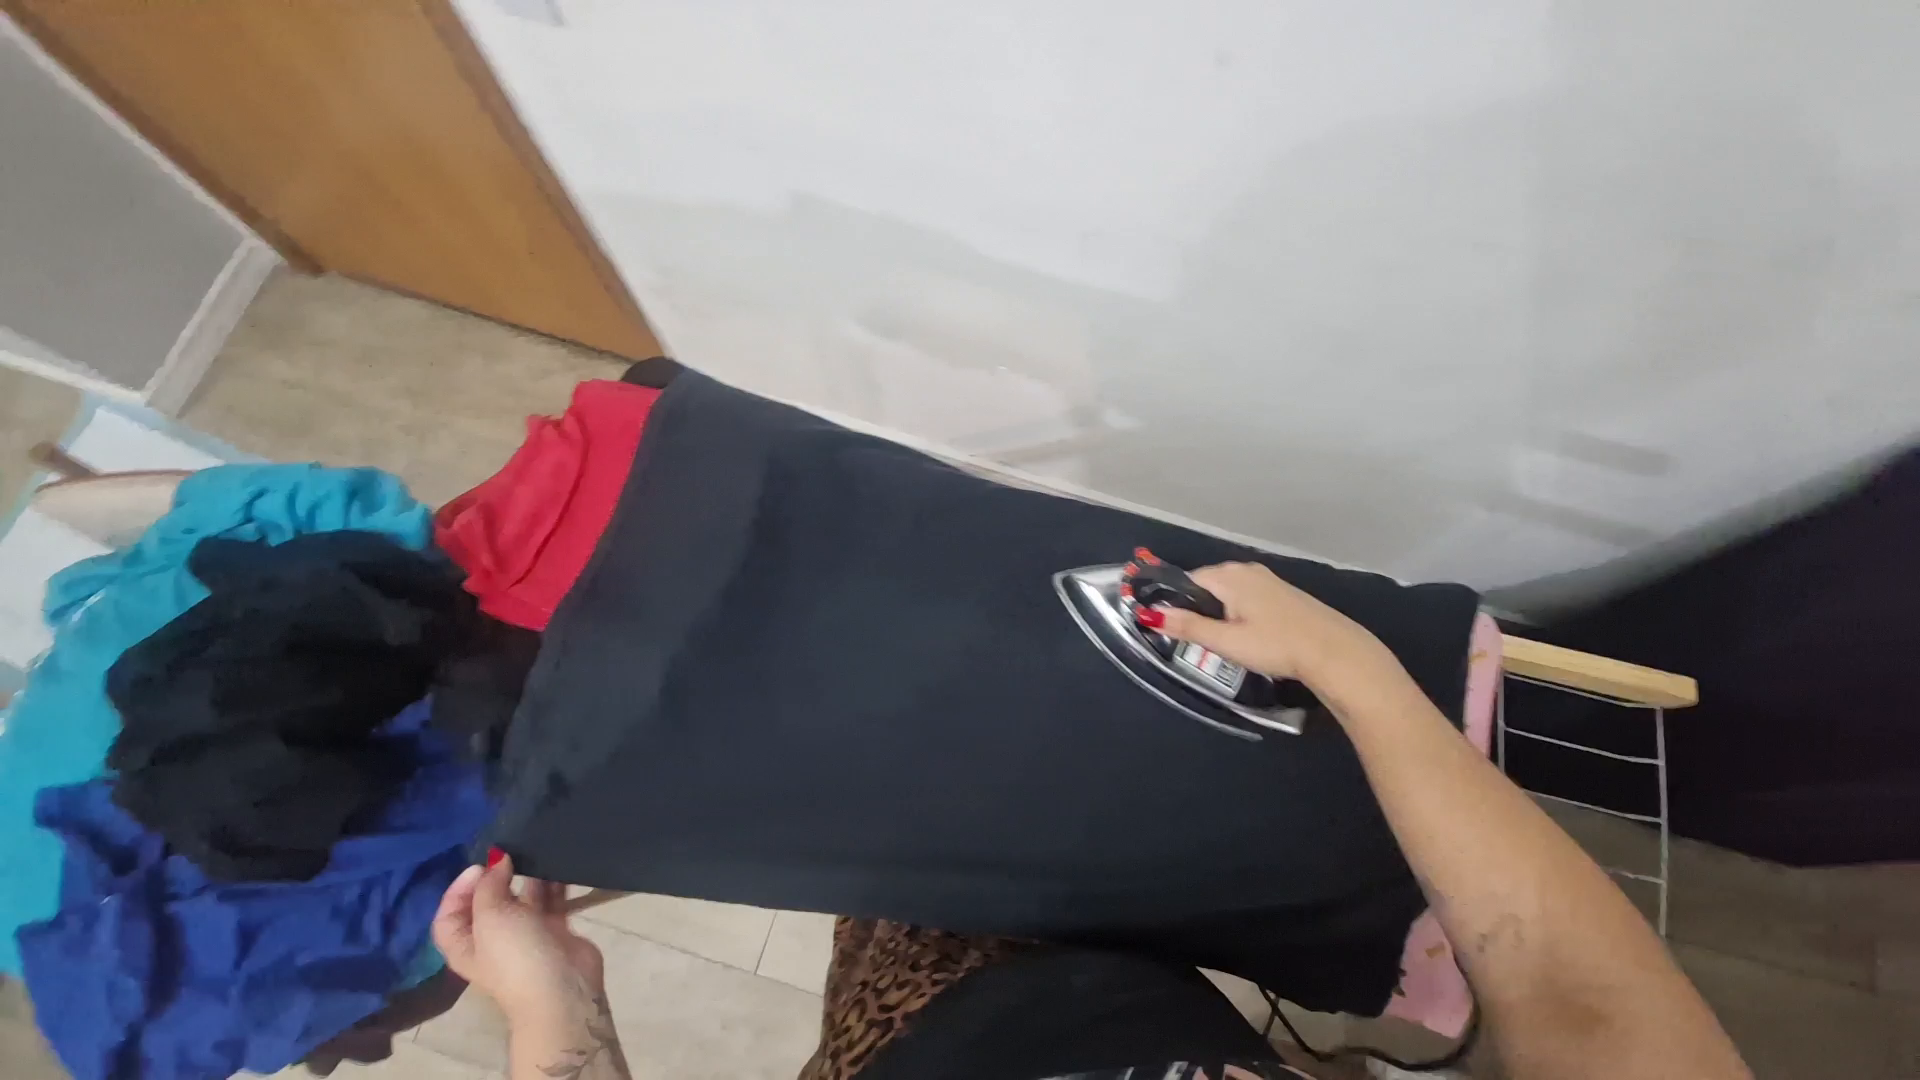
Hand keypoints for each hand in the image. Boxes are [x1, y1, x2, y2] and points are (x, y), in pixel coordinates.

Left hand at [431, 855, 604, 1032]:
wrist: (561, 987)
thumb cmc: (515, 955)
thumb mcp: (491, 918)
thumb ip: (489, 886)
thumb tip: (497, 860)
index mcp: (465, 944)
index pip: (449, 915)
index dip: (458, 890)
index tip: (480, 866)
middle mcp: (492, 939)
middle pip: (487, 904)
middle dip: (496, 879)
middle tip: (512, 855)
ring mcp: (525, 935)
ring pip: (522, 899)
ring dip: (528, 878)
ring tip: (537, 854)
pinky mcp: (554, 929)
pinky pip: (551, 901)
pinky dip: (554, 884)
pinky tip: (559, 866)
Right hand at [1151, 562, 1393, 688]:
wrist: (1335, 653)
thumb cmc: (1275, 645)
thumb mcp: (1226, 641)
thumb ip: (1188, 626)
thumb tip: (1150, 614)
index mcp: (1228, 576)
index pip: (1187, 581)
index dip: (1175, 603)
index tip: (1172, 628)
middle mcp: (1246, 570)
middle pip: (1207, 585)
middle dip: (1197, 608)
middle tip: (1197, 640)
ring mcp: (1268, 580)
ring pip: (1228, 592)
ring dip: (1219, 612)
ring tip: (1222, 642)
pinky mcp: (1283, 593)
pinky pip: (1247, 597)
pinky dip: (1239, 612)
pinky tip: (1248, 636)